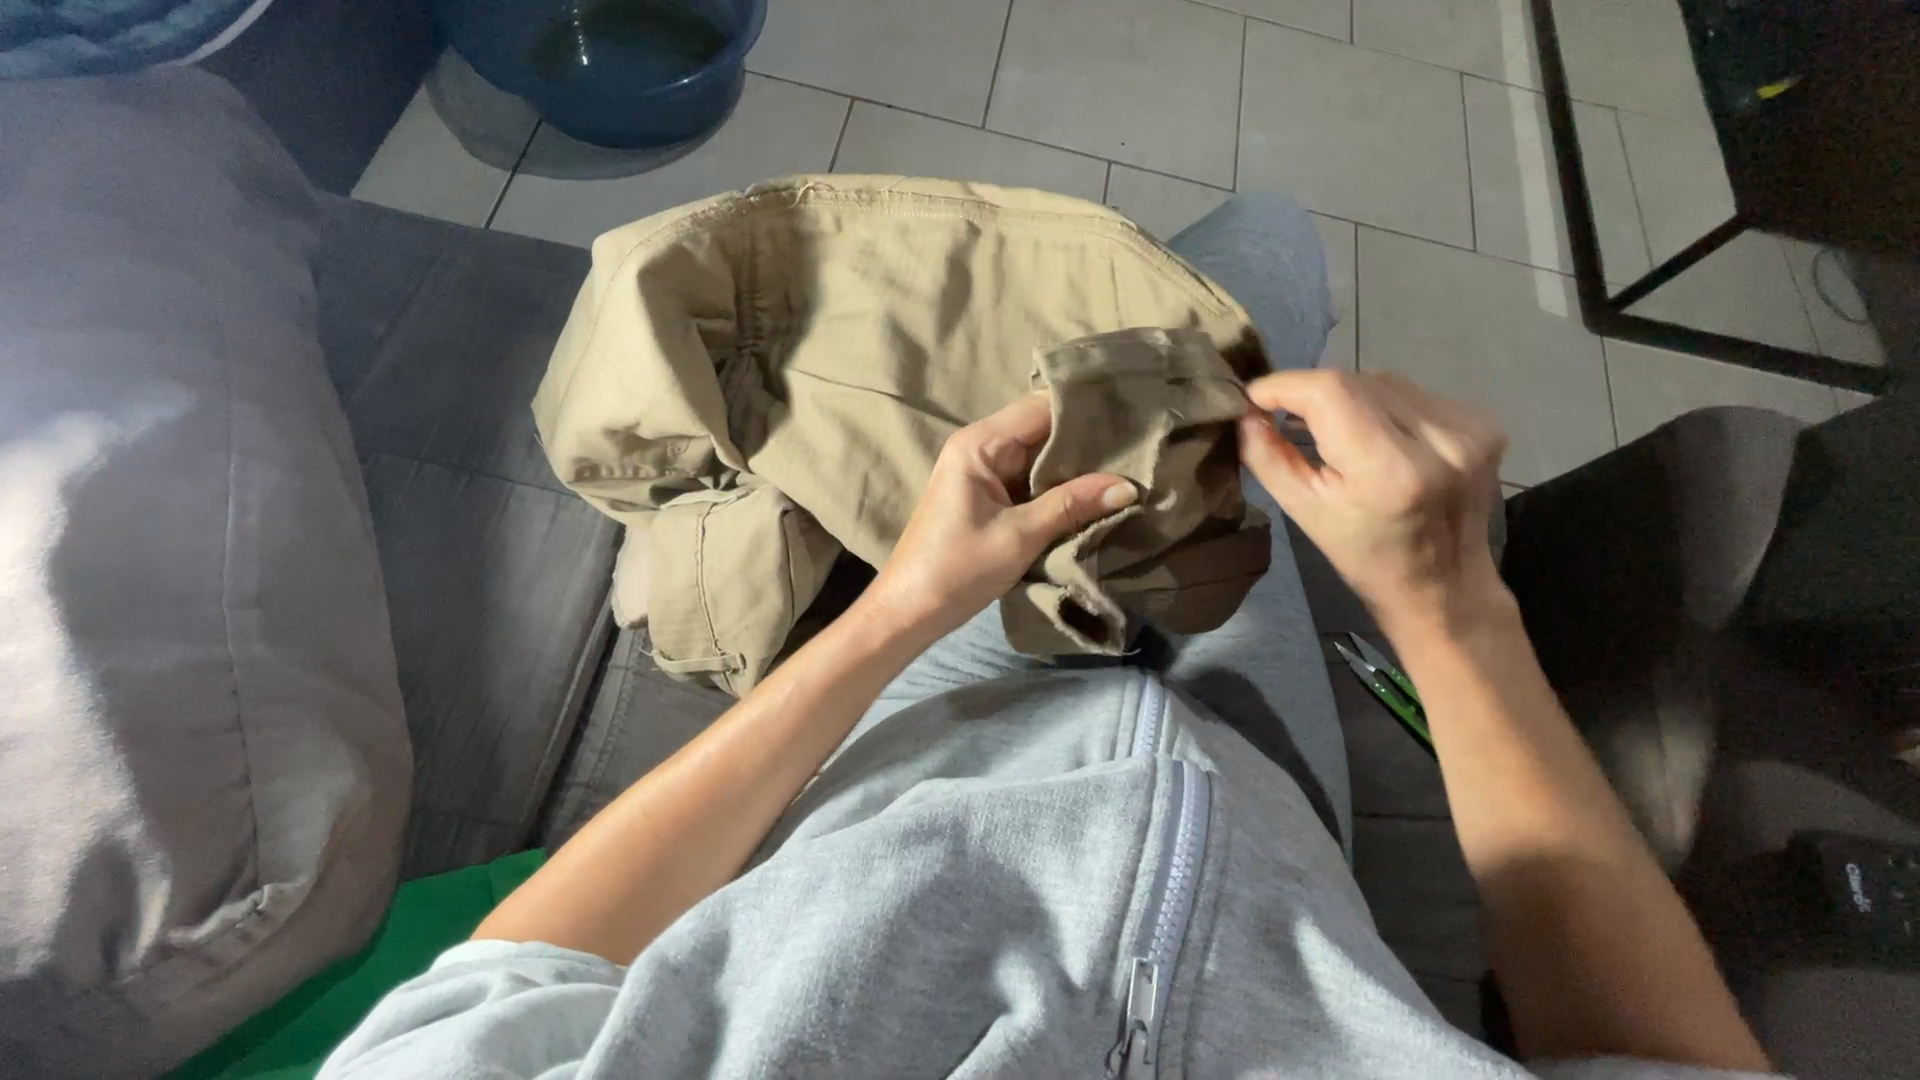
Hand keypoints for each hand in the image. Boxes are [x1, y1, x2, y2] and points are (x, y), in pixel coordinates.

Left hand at [863, 394, 1136, 639]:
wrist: (910, 610)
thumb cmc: (956, 569)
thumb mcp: (1020, 536)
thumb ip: (1072, 505)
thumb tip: (1128, 486)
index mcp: (979, 444)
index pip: (1041, 408)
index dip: (1083, 409)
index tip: (1130, 415)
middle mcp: (980, 447)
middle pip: (1042, 428)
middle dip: (1086, 439)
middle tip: (1137, 447)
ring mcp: (984, 472)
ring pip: (1040, 456)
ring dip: (1075, 465)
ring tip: (1127, 466)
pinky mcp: (988, 496)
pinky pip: (1031, 479)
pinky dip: (1059, 485)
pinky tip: (1095, 492)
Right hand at [1237, 371, 1508, 636]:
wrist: (1443, 585)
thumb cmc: (1364, 557)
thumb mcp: (1304, 512)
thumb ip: (1268, 458)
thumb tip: (1243, 412)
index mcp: (1388, 470)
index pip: (1330, 392)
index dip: (1285, 386)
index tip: (1255, 399)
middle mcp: (1436, 440)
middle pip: (1355, 382)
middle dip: (1312, 394)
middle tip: (1286, 417)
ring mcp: (1467, 429)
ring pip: (1384, 382)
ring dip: (1348, 397)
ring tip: (1334, 431)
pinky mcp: (1483, 424)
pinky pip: (1414, 393)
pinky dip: (1383, 405)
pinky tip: (1378, 436)